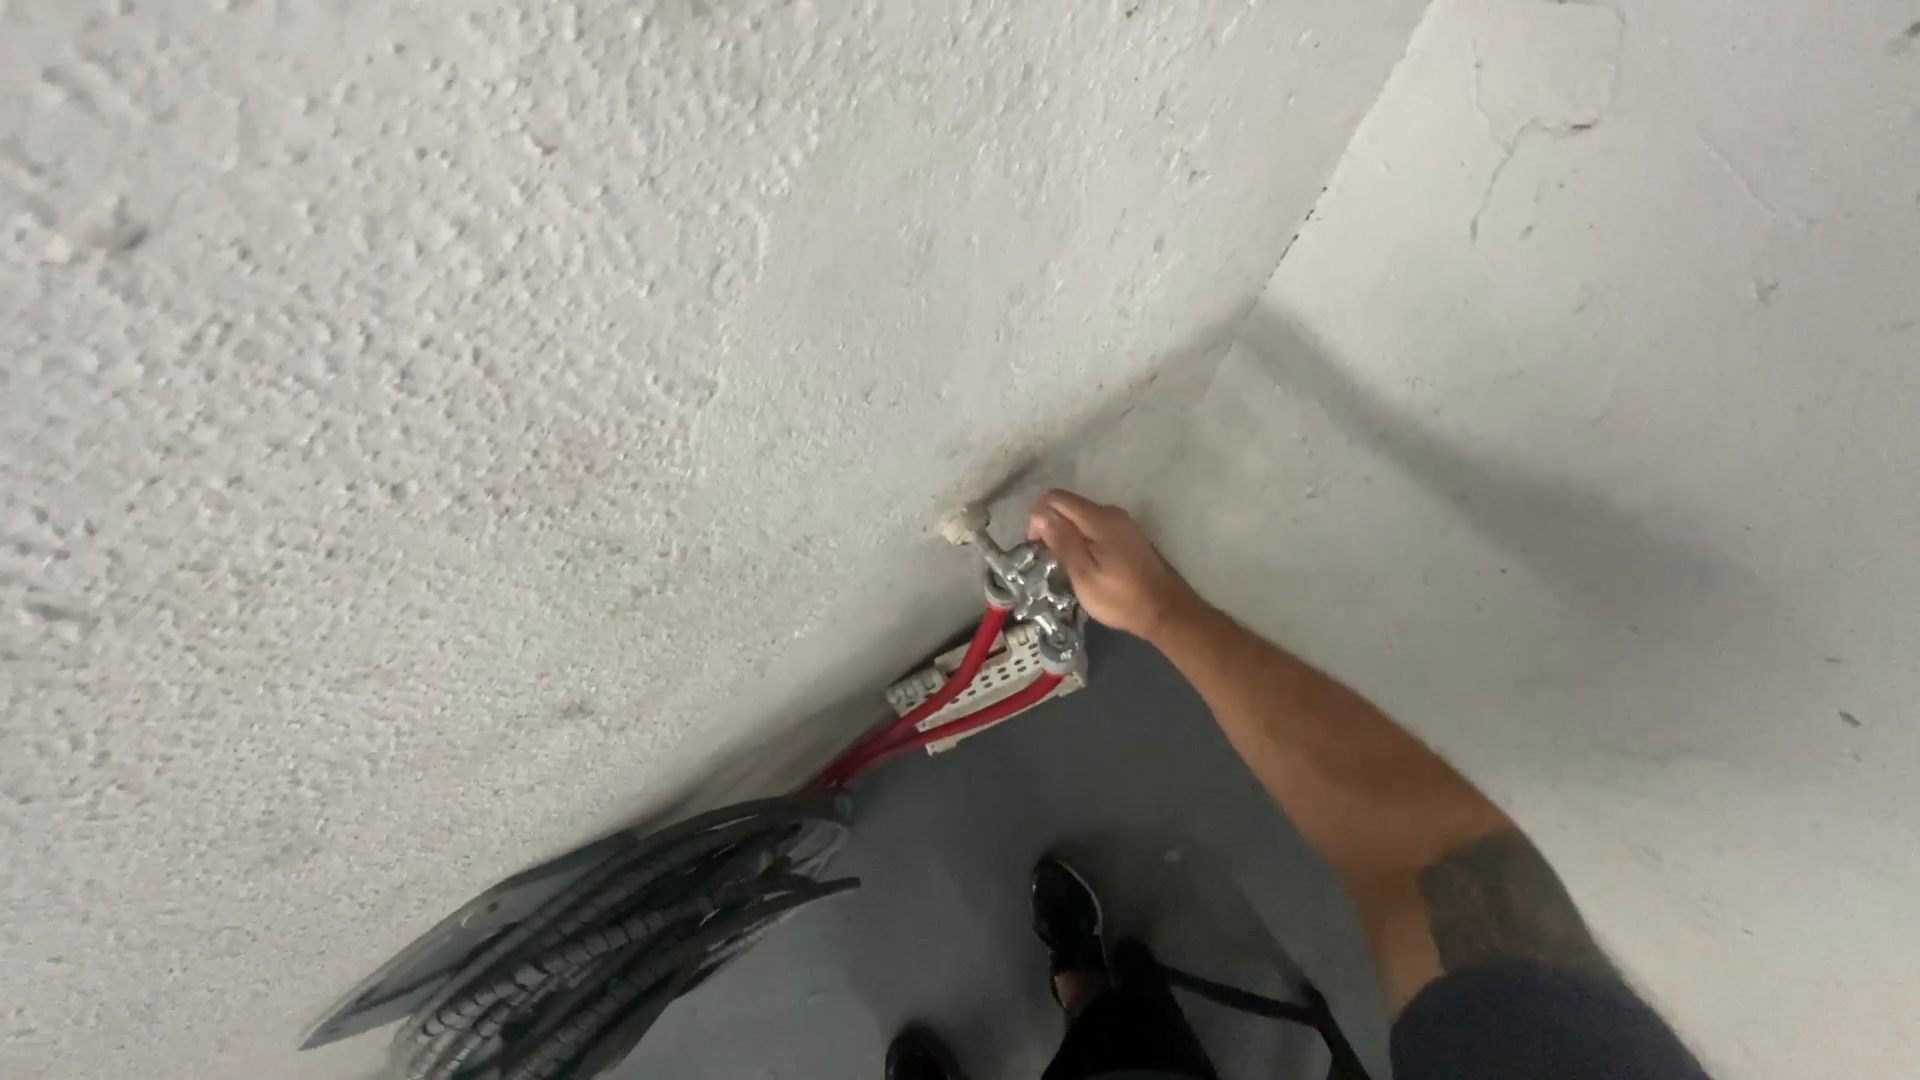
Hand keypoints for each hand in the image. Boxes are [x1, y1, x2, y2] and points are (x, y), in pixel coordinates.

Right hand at [1027, 489, 1202, 641]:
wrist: (1163, 610)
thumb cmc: (1119, 597)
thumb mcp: (1083, 574)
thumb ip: (1062, 540)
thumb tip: (1040, 513)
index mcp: (1098, 519)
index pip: (1056, 498)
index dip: (1039, 517)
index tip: (1038, 547)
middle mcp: (1111, 512)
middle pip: (1069, 505)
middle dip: (1052, 525)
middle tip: (1050, 560)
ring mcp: (1122, 523)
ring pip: (1082, 517)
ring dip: (1067, 534)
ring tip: (1066, 565)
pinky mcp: (1128, 535)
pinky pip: (1096, 527)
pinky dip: (1084, 539)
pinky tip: (1086, 563)